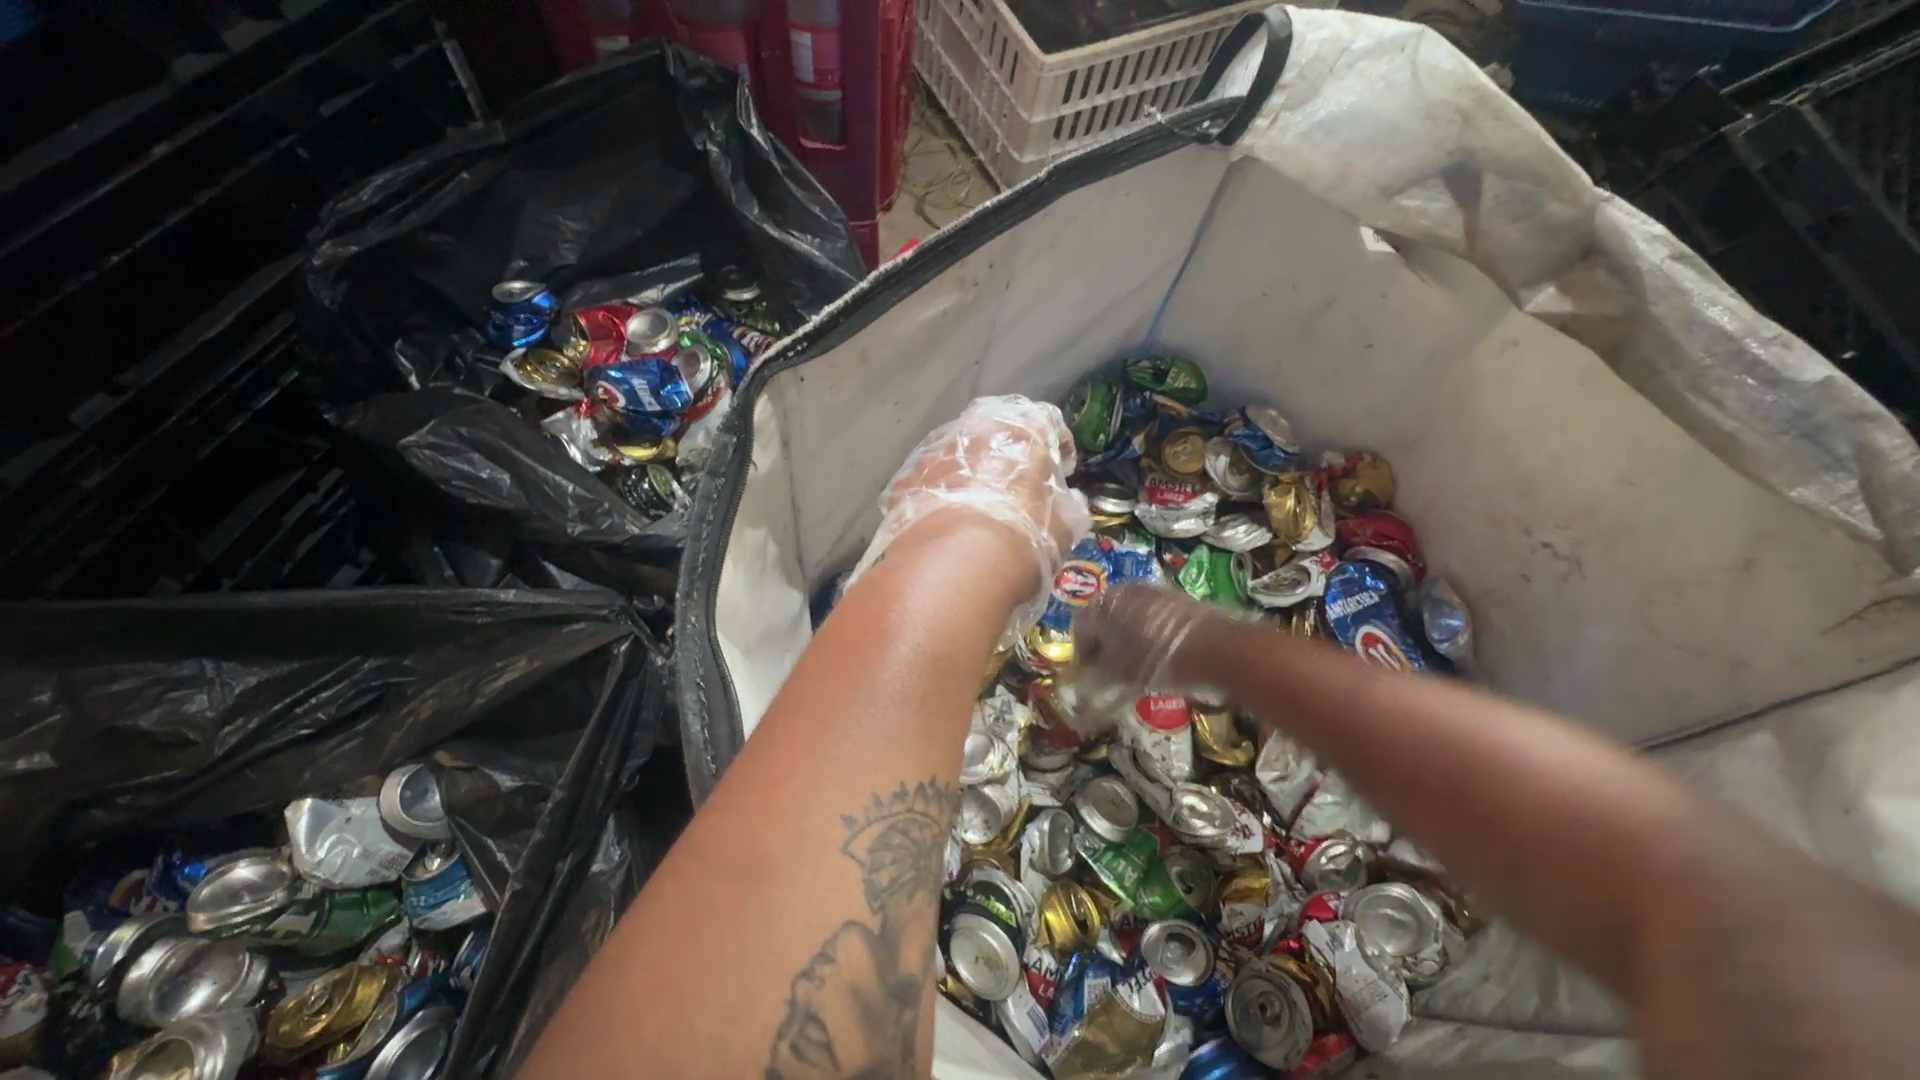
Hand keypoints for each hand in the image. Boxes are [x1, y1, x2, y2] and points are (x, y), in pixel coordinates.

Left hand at [852, 395, 1089, 607]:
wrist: (952, 567)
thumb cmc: (1021, 541)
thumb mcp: (1061, 532)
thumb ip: (1067, 511)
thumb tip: (1070, 507)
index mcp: (1021, 433)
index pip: (1046, 421)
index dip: (1056, 444)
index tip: (1061, 467)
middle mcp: (974, 431)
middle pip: (995, 430)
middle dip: (1007, 452)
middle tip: (1016, 484)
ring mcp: (934, 454)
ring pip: (956, 453)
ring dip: (967, 471)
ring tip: (974, 507)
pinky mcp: (904, 482)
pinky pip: (926, 481)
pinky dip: (936, 494)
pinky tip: (941, 522)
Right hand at [1074, 583, 1227, 690]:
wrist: (1214, 648)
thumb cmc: (1157, 661)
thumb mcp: (1120, 674)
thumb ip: (1095, 676)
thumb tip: (1083, 681)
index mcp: (1101, 606)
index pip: (1079, 629)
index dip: (1081, 655)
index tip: (1087, 674)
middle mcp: (1121, 590)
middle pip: (1102, 618)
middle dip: (1102, 643)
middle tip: (1109, 668)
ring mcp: (1150, 590)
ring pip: (1126, 614)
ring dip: (1124, 636)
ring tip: (1134, 662)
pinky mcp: (1173, 595)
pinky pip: (1149, 614)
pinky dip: (1145, 630)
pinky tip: (1157, 651)